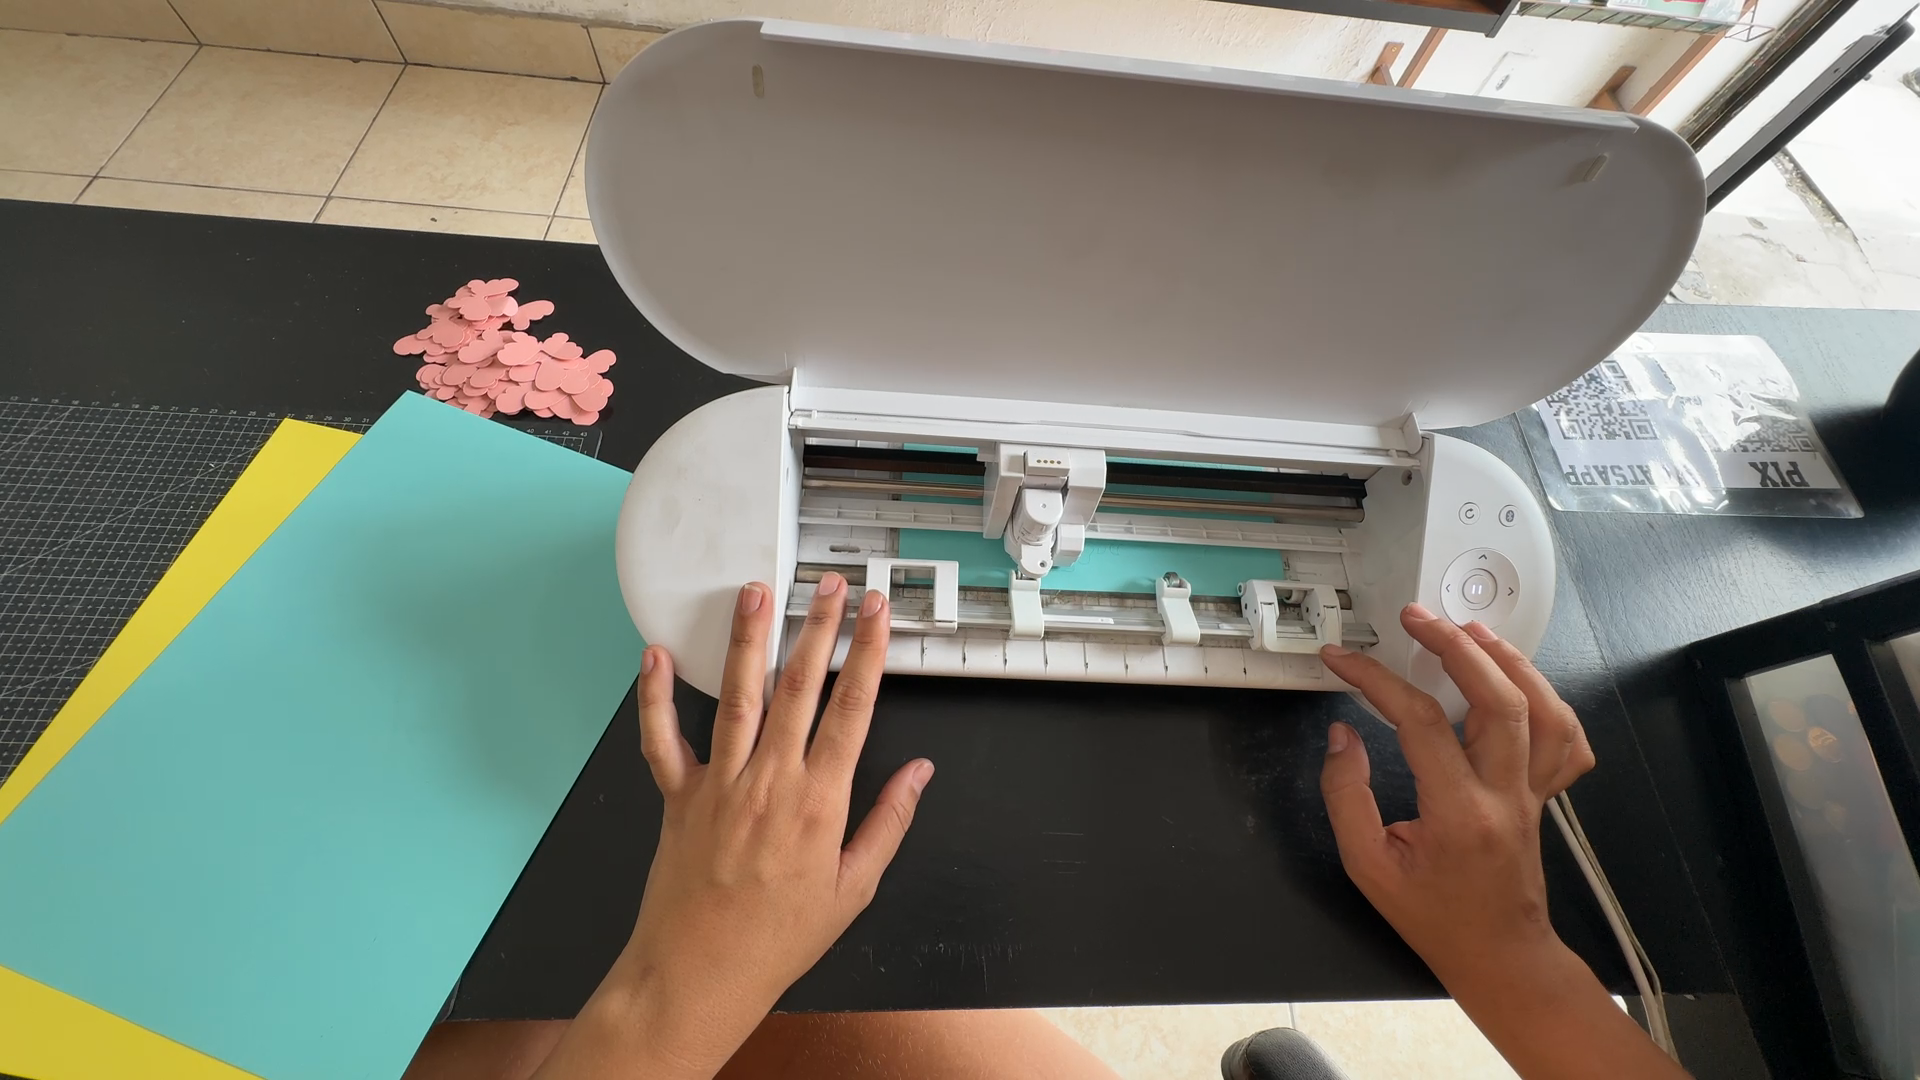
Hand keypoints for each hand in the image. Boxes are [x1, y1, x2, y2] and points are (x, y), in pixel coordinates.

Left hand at [580, 574, 932, 1076]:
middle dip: (818, 628)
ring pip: (738, 696)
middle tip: (829, 586)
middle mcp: (769, 780)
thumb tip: (919, 773)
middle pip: (799, 687)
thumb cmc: (778, 935)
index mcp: (819, 802)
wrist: (698, 975)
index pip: (852, 708)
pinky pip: (661, 738)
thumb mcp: (854, 887)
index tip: (875, 614)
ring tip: (757, 594)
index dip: (868, 653)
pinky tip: (655, 657)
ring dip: (749, 640)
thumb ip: (890, 821)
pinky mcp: (678, 794)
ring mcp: (720, 783)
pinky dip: (654, 696)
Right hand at [1316, 603, 1593, 991]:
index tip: (1341, 659)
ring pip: (1546, 713)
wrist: (1499, 954)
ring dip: (1510, 662)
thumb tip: (1342, 734)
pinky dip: (1548, 701)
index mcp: (1459, 813)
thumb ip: (1346, 793)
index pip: (1421, 722)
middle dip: (1457, 648)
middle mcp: (1507, 796)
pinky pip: (1566, 742)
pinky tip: (1517, 680)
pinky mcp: (1543, 795)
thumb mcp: (1364, 862)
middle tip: (1418, 618)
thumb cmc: (1429, 913)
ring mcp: (1534, 794)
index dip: (1376, 680)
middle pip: (1501, 702)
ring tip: (1471, 630)